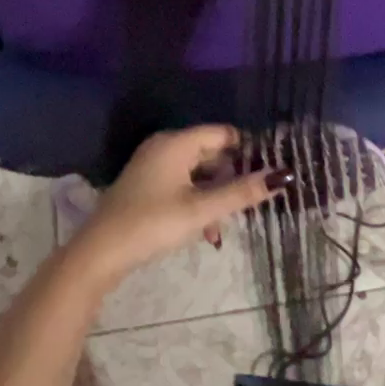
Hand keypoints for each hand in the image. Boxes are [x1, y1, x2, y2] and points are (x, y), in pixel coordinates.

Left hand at [72, 126, 286, 275]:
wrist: (101, 252)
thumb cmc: (153, 223)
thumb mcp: (201, 210)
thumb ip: (241, 193)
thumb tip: (283, 177)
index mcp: (176, 143)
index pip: (222, 133)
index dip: (247, 151)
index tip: (268, 173)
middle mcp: (164, 147)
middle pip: (211, 154)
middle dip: (230, 181)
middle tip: (246, 207)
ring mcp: (153, 166)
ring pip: (198, 174)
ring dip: (214, 199)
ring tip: (220, 230)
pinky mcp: (146, 186)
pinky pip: (182, 186)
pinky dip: (196, 204)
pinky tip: (203, 232)